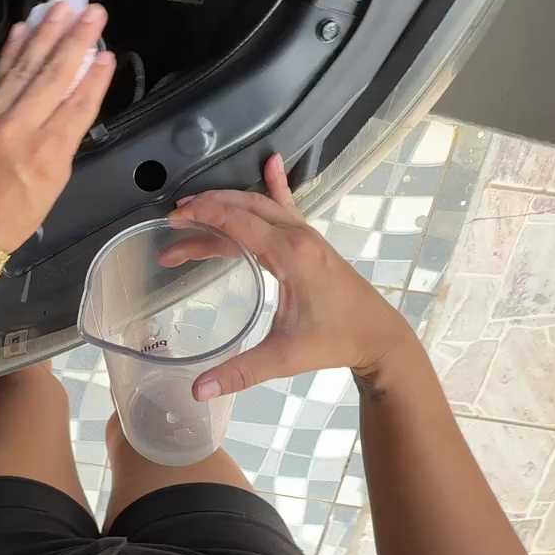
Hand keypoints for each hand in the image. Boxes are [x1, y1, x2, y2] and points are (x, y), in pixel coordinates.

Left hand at [0, 2, 115, 251]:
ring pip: (23, 68)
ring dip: (45, 34)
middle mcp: (18, 131)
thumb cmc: (12, 217)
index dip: (94, 77)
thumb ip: (65, 139)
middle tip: (92, 12)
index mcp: (46, 155)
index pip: (77, 105)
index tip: (107, 52)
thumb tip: (77, 99)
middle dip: (75, 40)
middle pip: (52, 76)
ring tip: (61, 8)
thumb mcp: (53, 185)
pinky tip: (23, 30)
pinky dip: (12, 51)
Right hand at [172, 154, 416, 398]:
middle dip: (207, 207)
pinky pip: (286, 205)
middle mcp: (298, 236)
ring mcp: (306, 234)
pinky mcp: (310, 240)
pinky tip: (271, 163)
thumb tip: (198, 391)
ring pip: (260, 204)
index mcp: (291, 255)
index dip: (205, 216)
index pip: (239, 222)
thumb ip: (240, 372)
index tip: (175, 217)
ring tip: (193, 208)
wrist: (379, 336)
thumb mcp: (284, 357)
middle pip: (245, 206)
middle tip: (174, 217)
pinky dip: (275, 184)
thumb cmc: (334, 342)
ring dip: (226, 203)